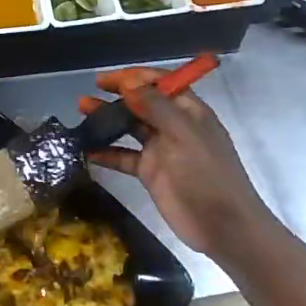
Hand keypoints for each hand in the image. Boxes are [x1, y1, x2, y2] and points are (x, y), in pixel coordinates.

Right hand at [87, 66, 273, 258]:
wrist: (223, 228)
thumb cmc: (208, 175)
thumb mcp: (184, 135)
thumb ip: (156, 107)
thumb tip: (128, 83)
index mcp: (189, 113)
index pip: (161, 84)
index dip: (135, 77)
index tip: (107, 79)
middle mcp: (173, 127)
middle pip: (141, 103)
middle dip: (116, 95)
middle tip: (88, 93)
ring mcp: (161, 150)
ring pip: (128, 127)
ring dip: (106, 118)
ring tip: (81, 112)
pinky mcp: (149, 172)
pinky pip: (122, 156)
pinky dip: (104, 152)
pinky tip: (86, 149)